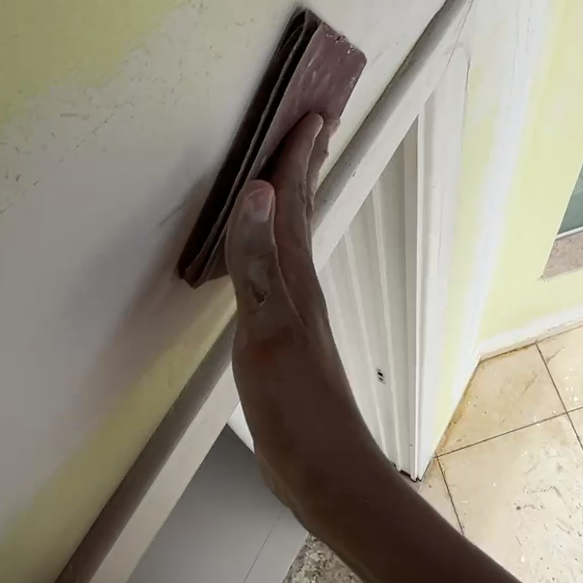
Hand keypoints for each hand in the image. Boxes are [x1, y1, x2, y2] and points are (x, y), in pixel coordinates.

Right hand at [227, 113, 391, 533]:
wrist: (325, 470)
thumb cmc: (294, 405)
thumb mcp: (267, 329)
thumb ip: (258, 260)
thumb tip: (257, 190)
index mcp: (296, 275)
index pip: (295, 201)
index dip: (299, 157)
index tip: (311, 112)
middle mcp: (302, 283)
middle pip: (304, 212)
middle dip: (306, 167)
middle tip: (315, 127)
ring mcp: (298, 310)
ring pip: (295, 238)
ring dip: (294, 200)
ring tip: (289, 177)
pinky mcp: (288, 336)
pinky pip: (281, 268)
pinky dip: (276, 243)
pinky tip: (269, 255)